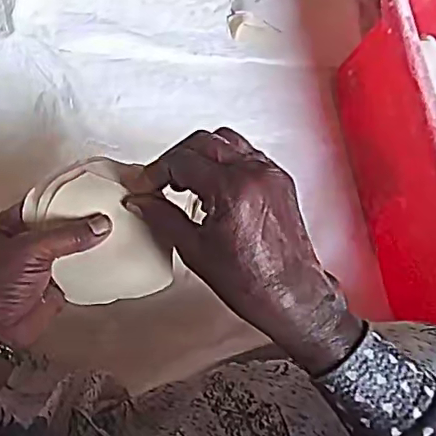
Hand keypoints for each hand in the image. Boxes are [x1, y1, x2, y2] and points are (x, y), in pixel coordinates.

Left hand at [0, 205, 109, 350]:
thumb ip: (67, 235)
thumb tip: (100, 224)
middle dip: (86, 219)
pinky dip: (94, 266)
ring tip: (120, 229)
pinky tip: (113, 256)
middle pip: (64, 223)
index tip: (97, 189)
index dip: (70, 195)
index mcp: (17, 222)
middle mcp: (31, 239)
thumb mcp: (30, 249)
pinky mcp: (57, 283)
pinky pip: (79, 269)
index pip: (48, 200)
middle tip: (114, 209)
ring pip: (73, 246)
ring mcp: (45, 261)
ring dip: (92, 242)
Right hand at [125, 129, 364, 372]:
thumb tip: (143, 202)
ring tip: (186, 180)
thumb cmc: (252, 282)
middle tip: (160, 181)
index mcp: (231, 189)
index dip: (156, 172)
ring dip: (201, 154)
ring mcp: (270, 174)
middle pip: (203, 142)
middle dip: (175, 158)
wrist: (291, 295)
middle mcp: (254, 174)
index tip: (146, 185)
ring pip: (226, 140)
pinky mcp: (280, 180)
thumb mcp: (194, 250)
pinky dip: (224, 160)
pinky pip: (247, 153)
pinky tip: (213, 183)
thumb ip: (163, 218)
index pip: (181, 160)